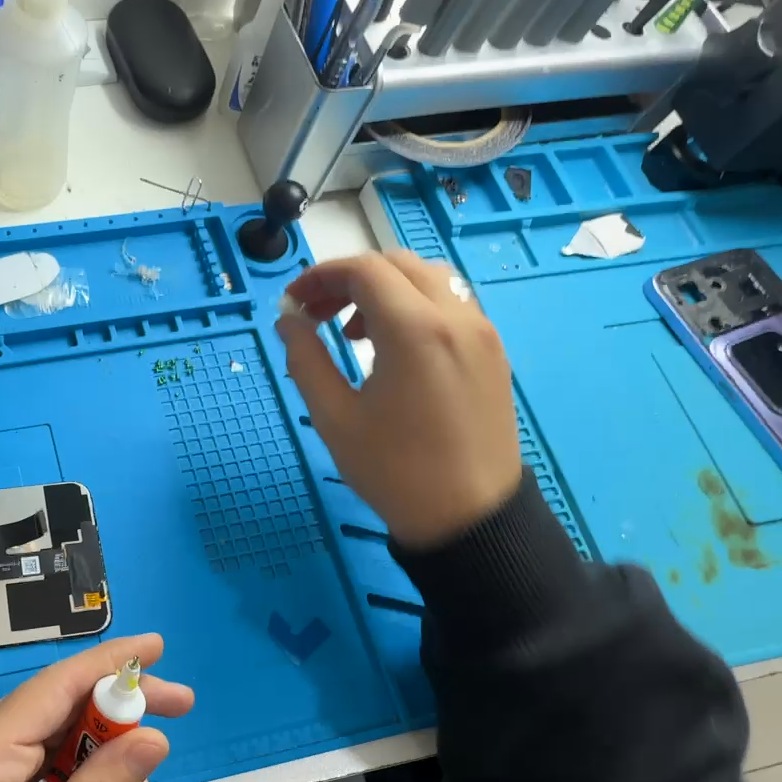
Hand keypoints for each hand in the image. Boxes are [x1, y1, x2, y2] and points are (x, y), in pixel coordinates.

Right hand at [277, 251, 520, 549]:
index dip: (319, 276)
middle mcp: (456, 316)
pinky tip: (392, 347)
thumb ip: (305, 359)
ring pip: (429, 278)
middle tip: (315, 315)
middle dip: (349, 279)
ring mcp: (481, 331)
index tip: (293, 303)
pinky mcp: (492, 350)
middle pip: (397, 264)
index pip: (364, 270)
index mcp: (415, 330)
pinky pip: (451, 303)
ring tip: (352, 333)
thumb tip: (288, 320)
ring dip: (384, 289)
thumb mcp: (333, 417)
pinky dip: (414, 305)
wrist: (469, 517)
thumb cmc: (393, 470)